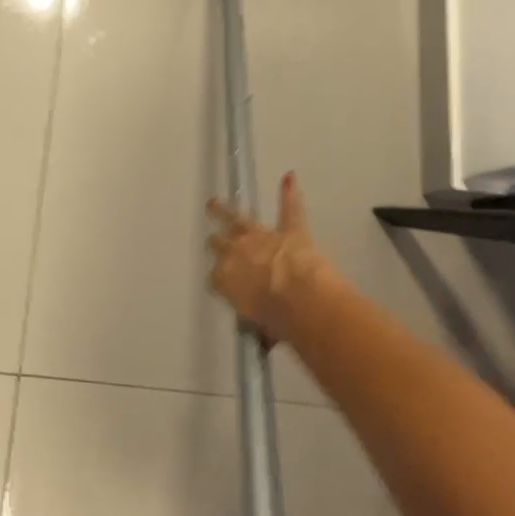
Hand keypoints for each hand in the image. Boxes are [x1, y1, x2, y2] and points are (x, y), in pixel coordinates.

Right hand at [205, 171, 332, 343]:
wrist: (300, 299)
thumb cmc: (277, 320)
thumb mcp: (261, 330)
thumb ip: (258, 328)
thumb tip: (265, 338)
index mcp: (225, 279)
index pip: (215, 278)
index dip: (222, 281)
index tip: (226, 286)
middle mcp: (235, 254)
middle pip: (219, 244)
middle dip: (217, 243)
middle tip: (214, 242)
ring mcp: (261, 238)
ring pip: (237, 219)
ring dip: (225, 211)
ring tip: (215, 203)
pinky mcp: (289, 230)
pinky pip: (289, 209)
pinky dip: (290, 193)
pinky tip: (290, 177)